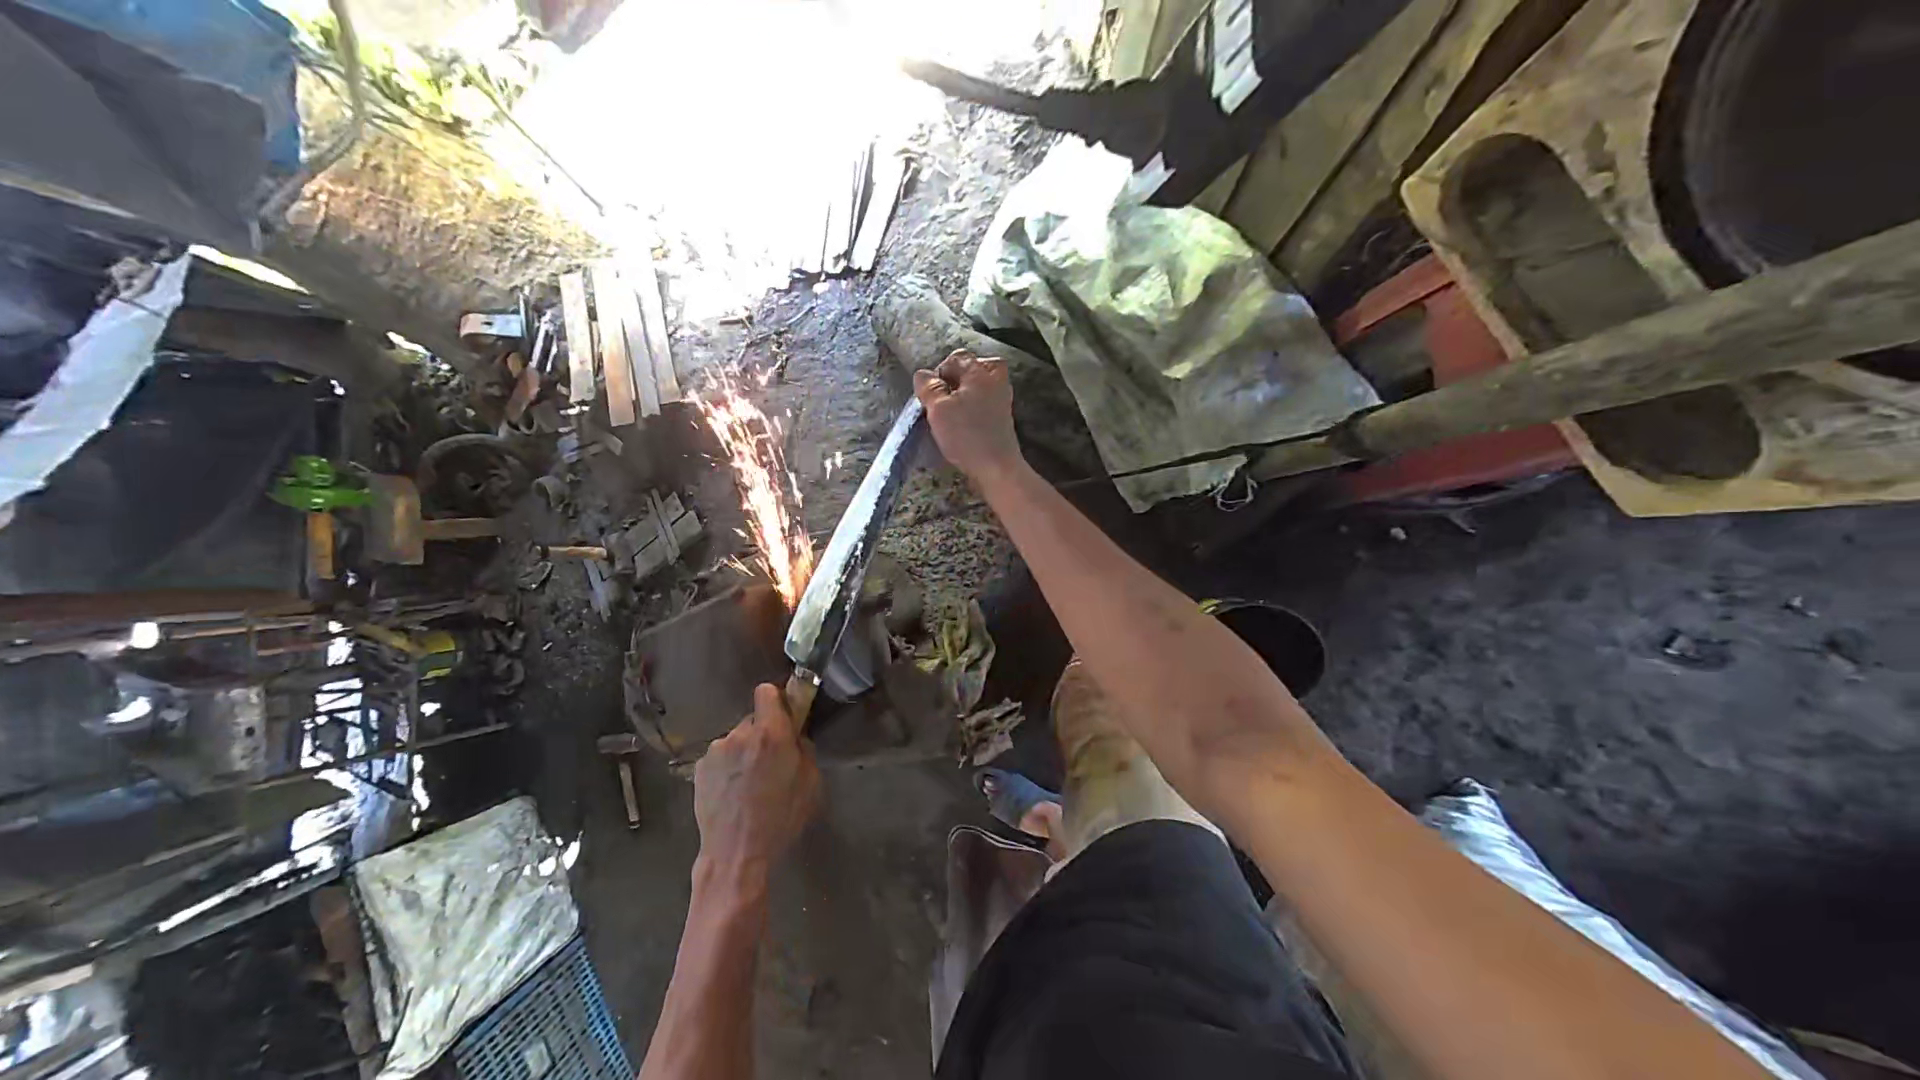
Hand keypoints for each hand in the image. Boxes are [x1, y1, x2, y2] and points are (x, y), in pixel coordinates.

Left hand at [692, 684, 820, 873]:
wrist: (736, 853)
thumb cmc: (780, 819)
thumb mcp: (810, 783)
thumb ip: (803, 749)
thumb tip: (795, 736)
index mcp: (771, 733)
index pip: (766, 691)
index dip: (776, 701)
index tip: (783, 718)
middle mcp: (740, 733)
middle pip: (753, 720)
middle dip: (762, 734)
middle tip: (770, 762)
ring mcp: (716, 750)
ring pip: (736, 740)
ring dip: (743, 752)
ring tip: (748, 784)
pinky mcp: (699, 768)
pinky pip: (720, 758)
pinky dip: (727, 768)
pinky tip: (732, 793)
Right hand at [914, 349, 1021, 481]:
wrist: (997, 467)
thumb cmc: (966, 435)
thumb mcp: (938, 409)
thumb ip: (928, 388)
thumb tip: (923, 375)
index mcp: (980, 373)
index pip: (957, 357)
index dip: (940, 371)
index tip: (931, 393)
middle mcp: (995, 382)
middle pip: (976, 367)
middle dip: (958, 378)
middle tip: (945, 396)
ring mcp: (1002, 401)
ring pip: (981, 386)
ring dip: (965, 394)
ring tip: (951, 412)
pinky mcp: (1002, 419)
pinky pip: (985, 403)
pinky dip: (973, 408)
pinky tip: (962, 424)